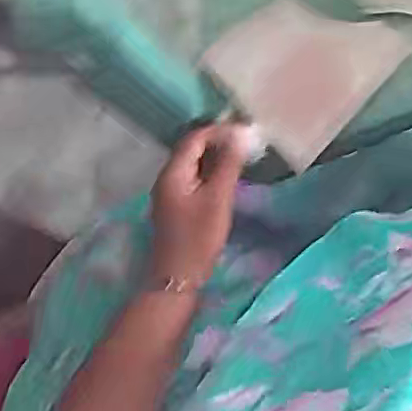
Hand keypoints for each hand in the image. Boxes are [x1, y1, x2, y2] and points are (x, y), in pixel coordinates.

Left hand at [149, 123, 247, 285]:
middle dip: (217, 140)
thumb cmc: (198, 238)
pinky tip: (226, 175)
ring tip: (240, 154)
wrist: (177, 281)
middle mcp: (166, 176)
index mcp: (172, 172)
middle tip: (244, 140)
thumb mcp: (218, 198)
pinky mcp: (176, 203)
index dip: (219, 130)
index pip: (195, 138)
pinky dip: (210, 169)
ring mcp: (169, 191)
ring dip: (215, 155)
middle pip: (192, 147)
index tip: (243, 130)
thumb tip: (241, 132)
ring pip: (193, 162)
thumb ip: (229, 163)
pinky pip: (193, 175)